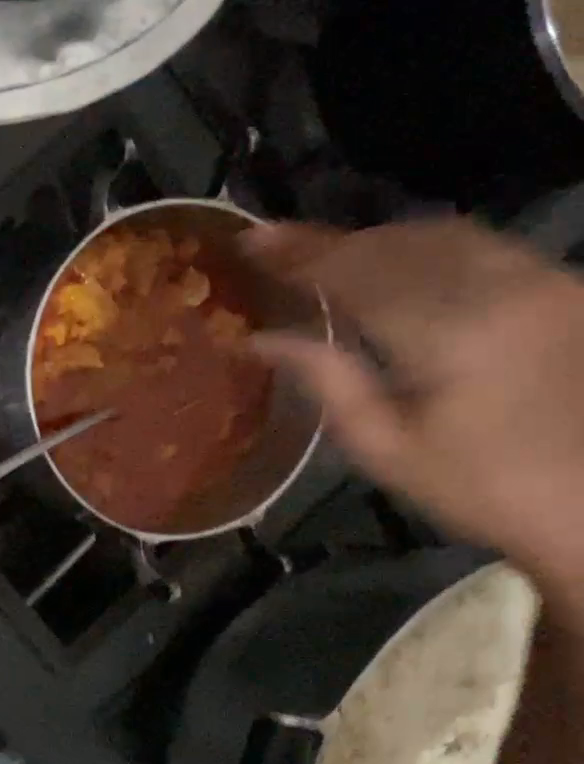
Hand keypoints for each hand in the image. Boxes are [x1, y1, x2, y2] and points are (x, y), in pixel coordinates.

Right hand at [246, 219, 583, 596]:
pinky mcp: (566, 291)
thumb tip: (260, 339)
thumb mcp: (382, 446)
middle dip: (332, 242)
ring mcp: (546, 285)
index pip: (357, 274)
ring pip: (446, 237)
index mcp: (450, 336)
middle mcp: (505, 293)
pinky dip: (425, 247)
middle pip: (401, 245)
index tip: (249, 240)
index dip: (299, 254)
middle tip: (274, 243)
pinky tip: (392, 261)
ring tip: (325, 252)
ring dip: (378, 239)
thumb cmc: (476, 487)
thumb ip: (325, 380)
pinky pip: (482, 249)